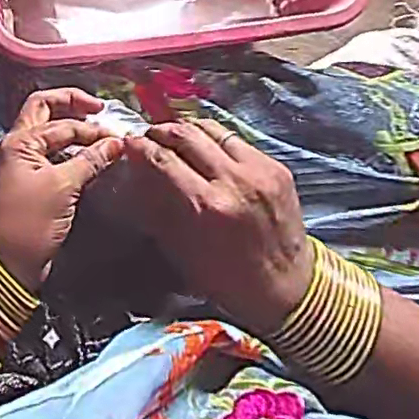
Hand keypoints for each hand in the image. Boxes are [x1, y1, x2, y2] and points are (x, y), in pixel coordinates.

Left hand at [0, 89, 126, 288]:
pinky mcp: (34, 183)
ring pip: (50, 134)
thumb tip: (116, 143)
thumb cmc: (29, 222)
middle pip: (45, 111)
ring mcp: (25, 164)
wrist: (7, 262)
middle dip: (72, 106)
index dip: (90, 127)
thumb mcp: (62, 187)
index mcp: (19, 142)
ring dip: (74, 131)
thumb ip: (89, 160)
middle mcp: (19, 146)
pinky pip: (54, 156)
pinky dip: (73, 152)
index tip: (117, 139)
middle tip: (99, 110)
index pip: (60, 122)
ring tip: (102, 137)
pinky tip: (93, 159)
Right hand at [123, 119, 313, 331]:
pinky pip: (236, 140)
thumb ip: (158, 206)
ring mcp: (259, 170)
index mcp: (208, 206)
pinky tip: (205, 149)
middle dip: (159, 131)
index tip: (128, 143)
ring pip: (212, 129)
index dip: (139, 146)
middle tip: (148, 136)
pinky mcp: (276, 168)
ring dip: (186, 130)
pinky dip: (213, 140)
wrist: (289, 289)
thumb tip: (137, 172)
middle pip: (186, 134)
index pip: (163, 159)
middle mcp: (234, 180)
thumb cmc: (227, 278)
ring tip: (174, 138)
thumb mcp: (181, 248)